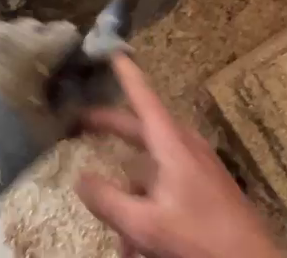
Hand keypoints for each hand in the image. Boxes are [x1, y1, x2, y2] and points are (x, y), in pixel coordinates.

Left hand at [0, 18, 83, 225]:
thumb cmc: (10, 144)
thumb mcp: (53, 127)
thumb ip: (73, 100)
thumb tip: (78, 86)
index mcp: (37, 49)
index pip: (66, 31)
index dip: (70, 50)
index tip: (66, 68)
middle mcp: (7, 31)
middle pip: (33, 27)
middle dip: (39, 46)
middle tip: (35, 74)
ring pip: (2, 30)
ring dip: (9, 46)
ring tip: (3, 74)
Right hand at [75, 56, 286, 257]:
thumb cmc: (201, 239)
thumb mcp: (146, 225)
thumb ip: (108, 201)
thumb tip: (79, 178)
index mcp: (171, 143)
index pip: (143, 97)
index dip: (126, 74)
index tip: (112, 49)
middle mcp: (184, 146)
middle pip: (141, 127)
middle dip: (111, 126)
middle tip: (82, 121)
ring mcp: (198, 167)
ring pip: (152, 167)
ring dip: (130, 189)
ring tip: (118, 229)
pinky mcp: (206, 188)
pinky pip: (167, 185)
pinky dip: (148, 203)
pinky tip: (139, 243)